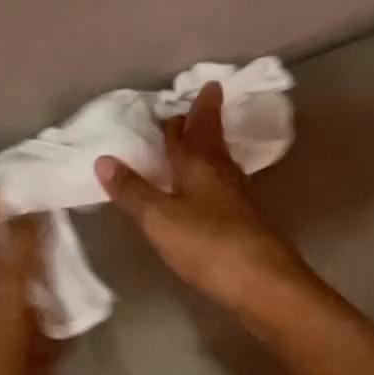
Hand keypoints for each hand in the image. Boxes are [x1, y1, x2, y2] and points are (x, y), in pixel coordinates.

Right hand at [95, 81, 310, 313]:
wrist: (270, 288)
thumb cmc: (210, 245)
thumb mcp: (159, 219)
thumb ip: (132, 190)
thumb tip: (104, 159)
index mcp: (198, 162)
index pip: (192, 127)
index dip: (196, 107)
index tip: (205, 86)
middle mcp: (221, 172)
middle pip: (210, 139)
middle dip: (203, 121)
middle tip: (195, 106)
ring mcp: (239, 197)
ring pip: (219, 161)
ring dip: (207, 148)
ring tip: (194, 144)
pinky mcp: (248, 222)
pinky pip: (224, 185)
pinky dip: (211, 177)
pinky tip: (205, 191)